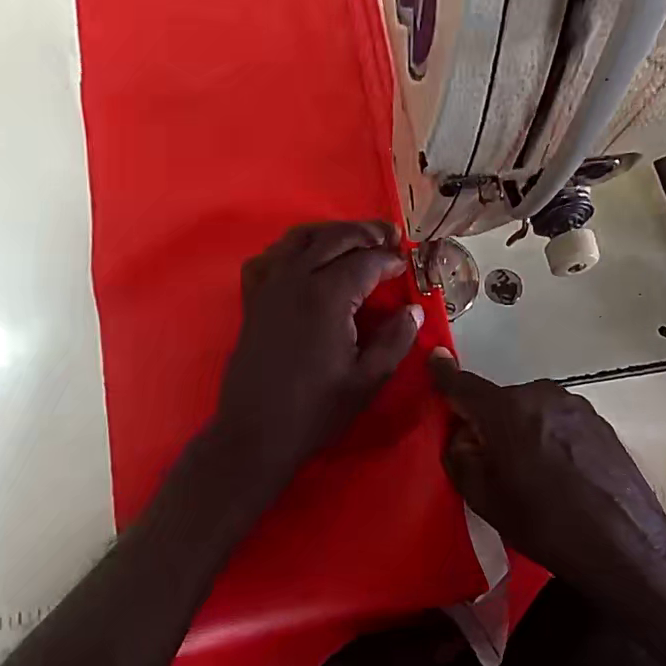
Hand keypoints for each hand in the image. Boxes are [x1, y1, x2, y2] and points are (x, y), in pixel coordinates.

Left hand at [212, 221, 423, 485]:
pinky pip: (269, 258)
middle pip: (333, 238)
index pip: (366, 261)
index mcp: (327, 296)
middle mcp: (295, 279)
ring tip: (353, 241)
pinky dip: (290, 248)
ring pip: (299, 238)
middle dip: (365, 233)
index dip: (390, 260)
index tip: (407, 265)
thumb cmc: (315, 411)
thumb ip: (395, 340)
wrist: (257, 433)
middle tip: (390, 238)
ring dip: (330, 233)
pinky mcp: (252, 301)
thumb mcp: (366, 381)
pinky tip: (303, 259)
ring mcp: (269, 287)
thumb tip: (414, 310)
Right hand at [428, 349, 665, 585]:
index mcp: (506, 410)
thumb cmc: (542, 523)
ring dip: (519, 430)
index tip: (433, 359)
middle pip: (500, 402)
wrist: (621, 543)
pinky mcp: (599, 422)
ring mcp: (576, 406)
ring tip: (526, 472)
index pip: (464, 385)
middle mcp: (541, 395)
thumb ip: (460, 456)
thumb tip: (463, 436)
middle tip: (484, 458)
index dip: (444, 374)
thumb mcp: (483, 497)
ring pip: (530, 411)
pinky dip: (546, 436)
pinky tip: (555, 473)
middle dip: (487, 421)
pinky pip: (557, 422)